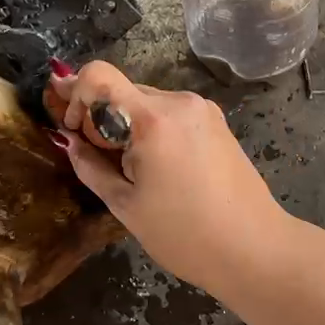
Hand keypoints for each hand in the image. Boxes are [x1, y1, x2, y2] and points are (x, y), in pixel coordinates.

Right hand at [50, 61, 290, 288]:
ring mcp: (201, 110)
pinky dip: (151, 130)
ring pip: (144, 102)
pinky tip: (160, 168)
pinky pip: (169, 114)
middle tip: (96, 158)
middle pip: (121, 90)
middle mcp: (178, 102)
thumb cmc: (184, 234)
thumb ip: (91, 166)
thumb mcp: (125, 205)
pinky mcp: (216, 122)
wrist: (255, 250)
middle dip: (100, 118)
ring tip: (133, 171)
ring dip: (126, 125)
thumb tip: (69, 141)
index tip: (72, 128)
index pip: (98, 75)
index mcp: (152, 119)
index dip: (74, 95)